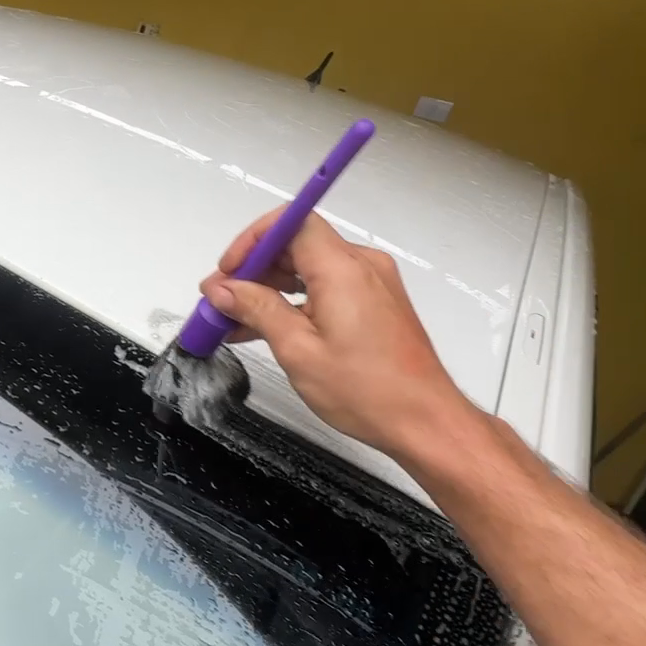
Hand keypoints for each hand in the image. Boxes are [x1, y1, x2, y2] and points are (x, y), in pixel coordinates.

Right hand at [199, 209, 479, 458]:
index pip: (292, 223)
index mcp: (343, 270)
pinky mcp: (372, 303)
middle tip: (219, 301)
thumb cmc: (366, 390)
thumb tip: (221, 289)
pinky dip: (291, 301)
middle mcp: (361, 267)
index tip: (228, 271)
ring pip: (306, 268)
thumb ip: (256, 309)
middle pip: (296, 244)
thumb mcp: (297, 349)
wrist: (425, 422)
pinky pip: (323, 287)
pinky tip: (262, 327)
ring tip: (233, 320)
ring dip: (267, 288)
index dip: (252, 240)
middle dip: (252, 269)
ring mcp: (369, 284)